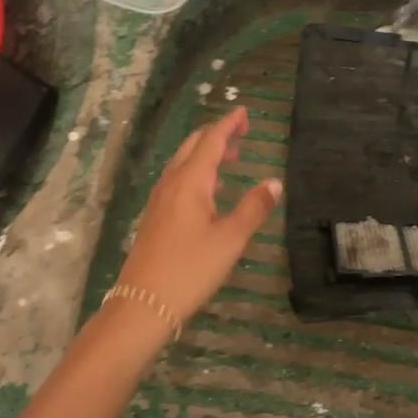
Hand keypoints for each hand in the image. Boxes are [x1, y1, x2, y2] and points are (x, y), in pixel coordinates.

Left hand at [113, 107, 281, 327]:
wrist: (143, 304)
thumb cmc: (190, 269)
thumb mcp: (230, 239)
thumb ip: (254, 208)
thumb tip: (275, 183)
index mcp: (190, 181)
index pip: (211, 141)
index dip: (229, 124)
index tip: (244, 112)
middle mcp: (171, 183)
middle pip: (193, 146)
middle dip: (217, 135)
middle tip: (242, 133)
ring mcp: (159, 200)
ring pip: (183, 163)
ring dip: (206, 154)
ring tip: (231, 159)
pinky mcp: (155, 217)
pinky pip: (177, 180)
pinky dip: (197, 172)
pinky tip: (209, 192)